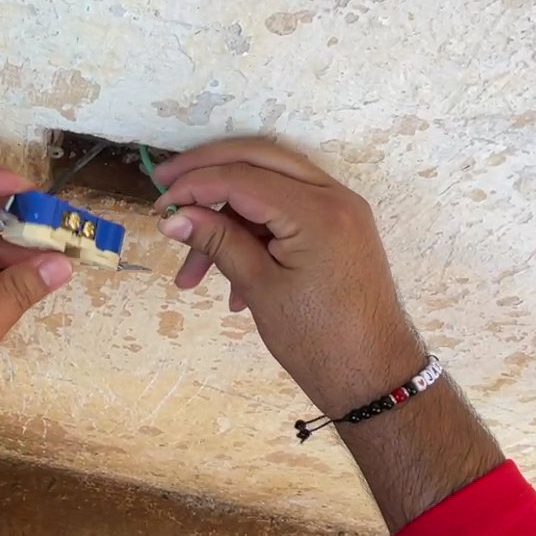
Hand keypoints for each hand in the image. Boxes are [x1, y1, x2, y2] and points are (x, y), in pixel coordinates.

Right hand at [151, 138, 424, 415]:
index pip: (242, 176)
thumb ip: (217, 241)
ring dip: (226, 215)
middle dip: (207, 170)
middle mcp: (334, 196)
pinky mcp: (338, 227)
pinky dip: (252, 233)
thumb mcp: (259, 288)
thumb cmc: (318, 340)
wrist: (375, 377)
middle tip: (165, 185)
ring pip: (269, 186)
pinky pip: (285, 212)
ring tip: (192, 270)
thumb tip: (172, 217)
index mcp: (317, 211)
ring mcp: (340, 209)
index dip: (194, 185)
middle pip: (258, 158)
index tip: (159, 204)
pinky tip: (230, 284)